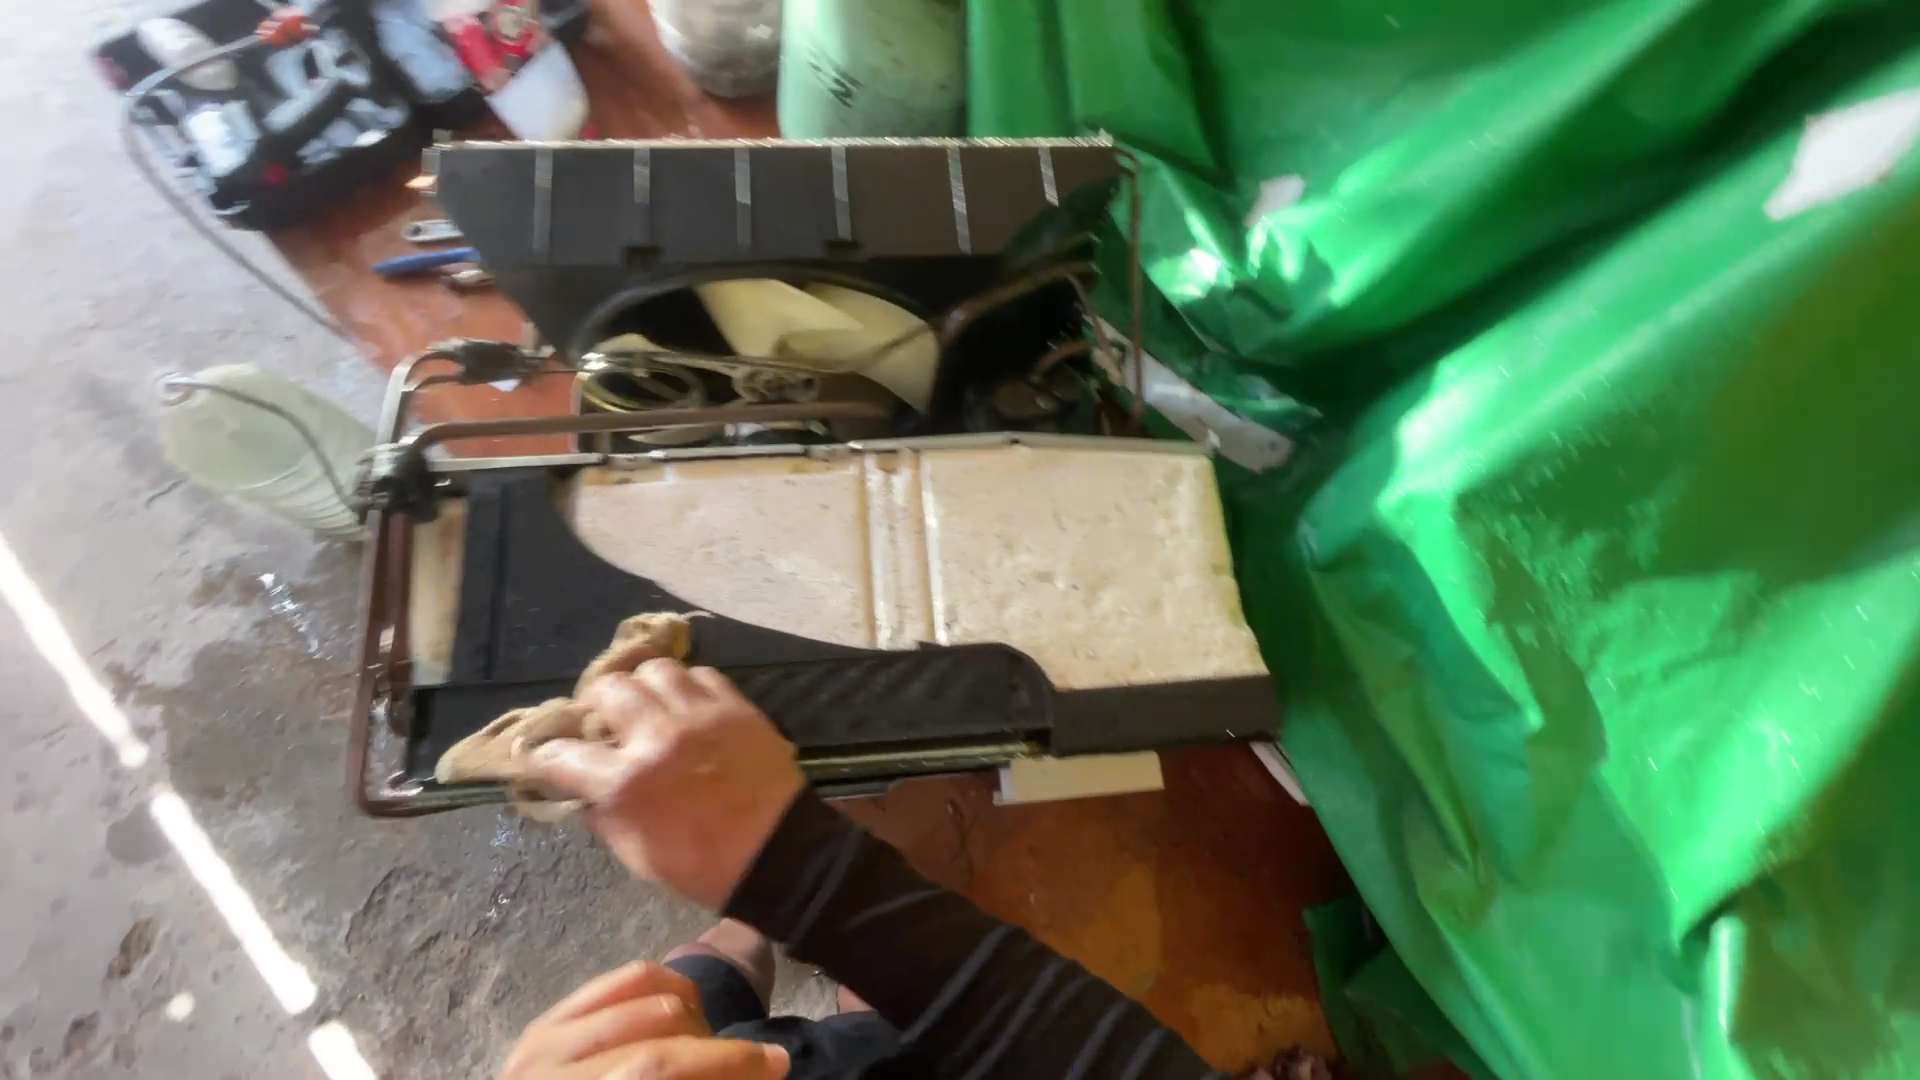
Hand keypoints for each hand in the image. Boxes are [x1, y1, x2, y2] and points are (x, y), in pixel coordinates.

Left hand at [502, 962, 787, 1079]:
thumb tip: (752, 1066)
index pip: (664, 1066)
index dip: (730, 1062)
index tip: (779, 1063)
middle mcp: (548, 1071)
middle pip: (663, 1028)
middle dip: (716, 1043)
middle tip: (746, 1060)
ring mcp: (543, 1042)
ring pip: (652, 994)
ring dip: (694, 1016)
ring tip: (704, 1043)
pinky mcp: (547, 1021)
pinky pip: (626, 977)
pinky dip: (667, 984)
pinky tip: (684, 1004)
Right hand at [530, 659, 805, 908]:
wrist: (777, 851)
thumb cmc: (702, 865)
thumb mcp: (636, 854)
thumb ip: (604, 813)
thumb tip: (584, 788)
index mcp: (627, 782)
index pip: (562, 754)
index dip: (545, 756)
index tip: (546, 755)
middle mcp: (659, 736)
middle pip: (609, 688)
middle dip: (594, 704)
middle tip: (602, 720)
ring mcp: (701, 715)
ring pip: (656, 669)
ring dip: (642, 686)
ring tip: (646, 705)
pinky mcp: (736, 706)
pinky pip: (702, 674)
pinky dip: (686, 685)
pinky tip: (686, 705)